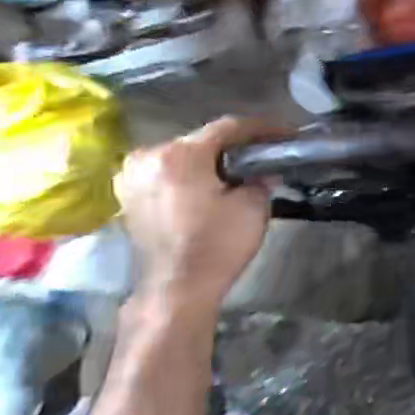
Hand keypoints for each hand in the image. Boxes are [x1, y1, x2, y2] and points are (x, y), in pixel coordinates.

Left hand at [114, 117, 283, 311]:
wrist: (177, 286)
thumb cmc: (218, 244)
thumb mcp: (253, 207)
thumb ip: (259, 180)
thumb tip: (261, 173)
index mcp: (179, 154)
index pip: (228, 128)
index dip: (262, 128)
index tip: (286, 132)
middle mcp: (147, 156)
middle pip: (201, 140)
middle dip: (233, 146)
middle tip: (264, 154)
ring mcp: (131, 175)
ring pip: (181, 155)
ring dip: (209, 160)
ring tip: (237, 170)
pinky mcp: (127, 194)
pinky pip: (165, 172)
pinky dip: (188, 174)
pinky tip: (208, 185)